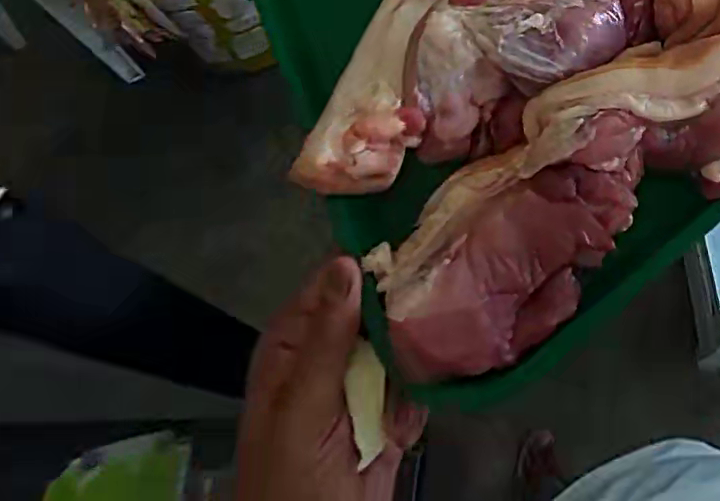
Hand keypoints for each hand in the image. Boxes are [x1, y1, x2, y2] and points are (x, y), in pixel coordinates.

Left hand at [234, 257, 426, 500]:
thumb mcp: (304, 410)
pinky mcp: (386, 407)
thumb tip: (347, 261)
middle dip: (402, 312)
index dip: (374, 258)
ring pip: (401, 338)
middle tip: (428, 314)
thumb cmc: (291, 485)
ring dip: (411, 363)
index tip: (416, 242)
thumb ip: (326, 338)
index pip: (337, 277)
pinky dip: (415, 401)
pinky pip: (414, 380)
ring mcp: (359, 378)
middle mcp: (329, 349)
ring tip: (401, 393)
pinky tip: (397, 430)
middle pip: (376, 303)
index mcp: (297, 339)